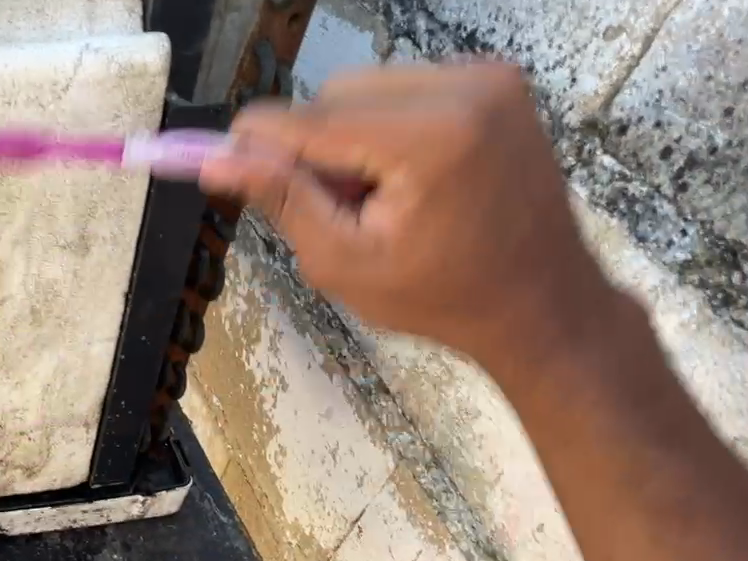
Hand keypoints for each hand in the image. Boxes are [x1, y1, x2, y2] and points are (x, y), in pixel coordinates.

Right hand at [200, 62, 619, 392]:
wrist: (535, 298)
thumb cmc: (435, 297)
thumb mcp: (342, 261)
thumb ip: (282, 201)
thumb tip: (219, 161)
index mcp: (431, 138)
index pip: (313, 119)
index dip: (256, 140)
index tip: (213, 157)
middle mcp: (466, 85)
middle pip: (337, 95)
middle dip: (312, 148)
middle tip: (324, 208)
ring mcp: (487, 75)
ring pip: (367, 88)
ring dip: (344, 138)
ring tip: (369, 198)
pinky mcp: (495, 79)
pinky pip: (403, 89)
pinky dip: (381, 130)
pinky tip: (399, 179)